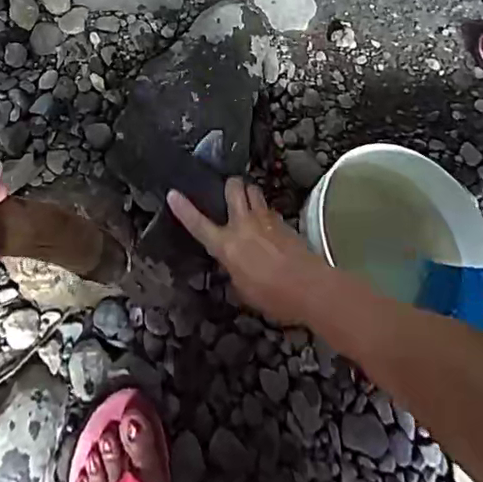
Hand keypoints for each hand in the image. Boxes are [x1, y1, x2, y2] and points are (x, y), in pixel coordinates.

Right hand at [167, 178, 328, 323]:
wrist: (309, 286)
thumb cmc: (273, 296)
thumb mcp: (243, 290)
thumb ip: (234, 269)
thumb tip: (235, 262)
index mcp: (227, 246)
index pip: (199, 224)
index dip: (184, 209)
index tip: (173, 194)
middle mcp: (244, 225)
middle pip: (233, 188)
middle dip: (230, 185)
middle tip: (228, 192)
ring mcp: (265, 219)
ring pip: (253, 190)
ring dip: (248, 192)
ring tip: (247, 202)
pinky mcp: (283, 221)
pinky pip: (268, 207)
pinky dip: (264, 211)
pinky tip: (267, 225)